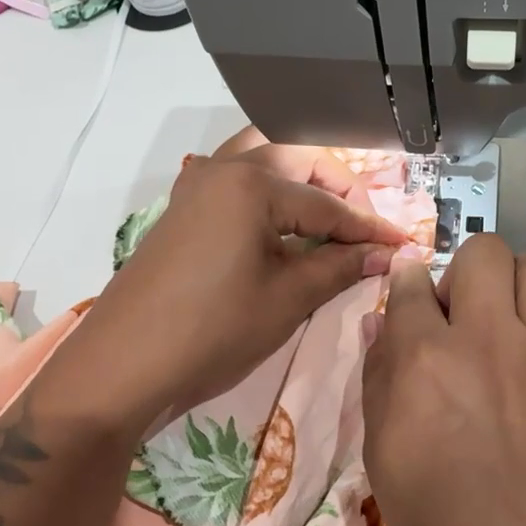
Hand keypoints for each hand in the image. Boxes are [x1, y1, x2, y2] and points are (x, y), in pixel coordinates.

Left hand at [78, 128, 406, 427]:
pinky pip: (238, 181)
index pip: (328, 204)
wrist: (122, 367)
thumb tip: (386, 253)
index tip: (403, 244)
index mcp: (252, 184)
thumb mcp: (287, 300)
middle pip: (297, 157)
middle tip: (363, 230)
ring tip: (330, 220)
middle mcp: (223, 169)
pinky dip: (271, 191)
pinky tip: (287, 227)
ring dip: (302, 180)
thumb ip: (341, 267)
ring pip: (264, 159)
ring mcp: (197, 186)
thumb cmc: (213, 331)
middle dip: (338, 189)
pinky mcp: (184, 209)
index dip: (369, 228)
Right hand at [361, 234, 525, 525]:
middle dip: (468, 268)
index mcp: (427, 358)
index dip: (407, 283)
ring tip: (515, 315)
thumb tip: (381, 320)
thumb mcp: (381, 451)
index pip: (413, 283)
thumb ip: (379, 376)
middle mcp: (489, 337)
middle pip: (487, 251)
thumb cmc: (438, 518)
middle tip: (464, 310)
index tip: (411, 294)